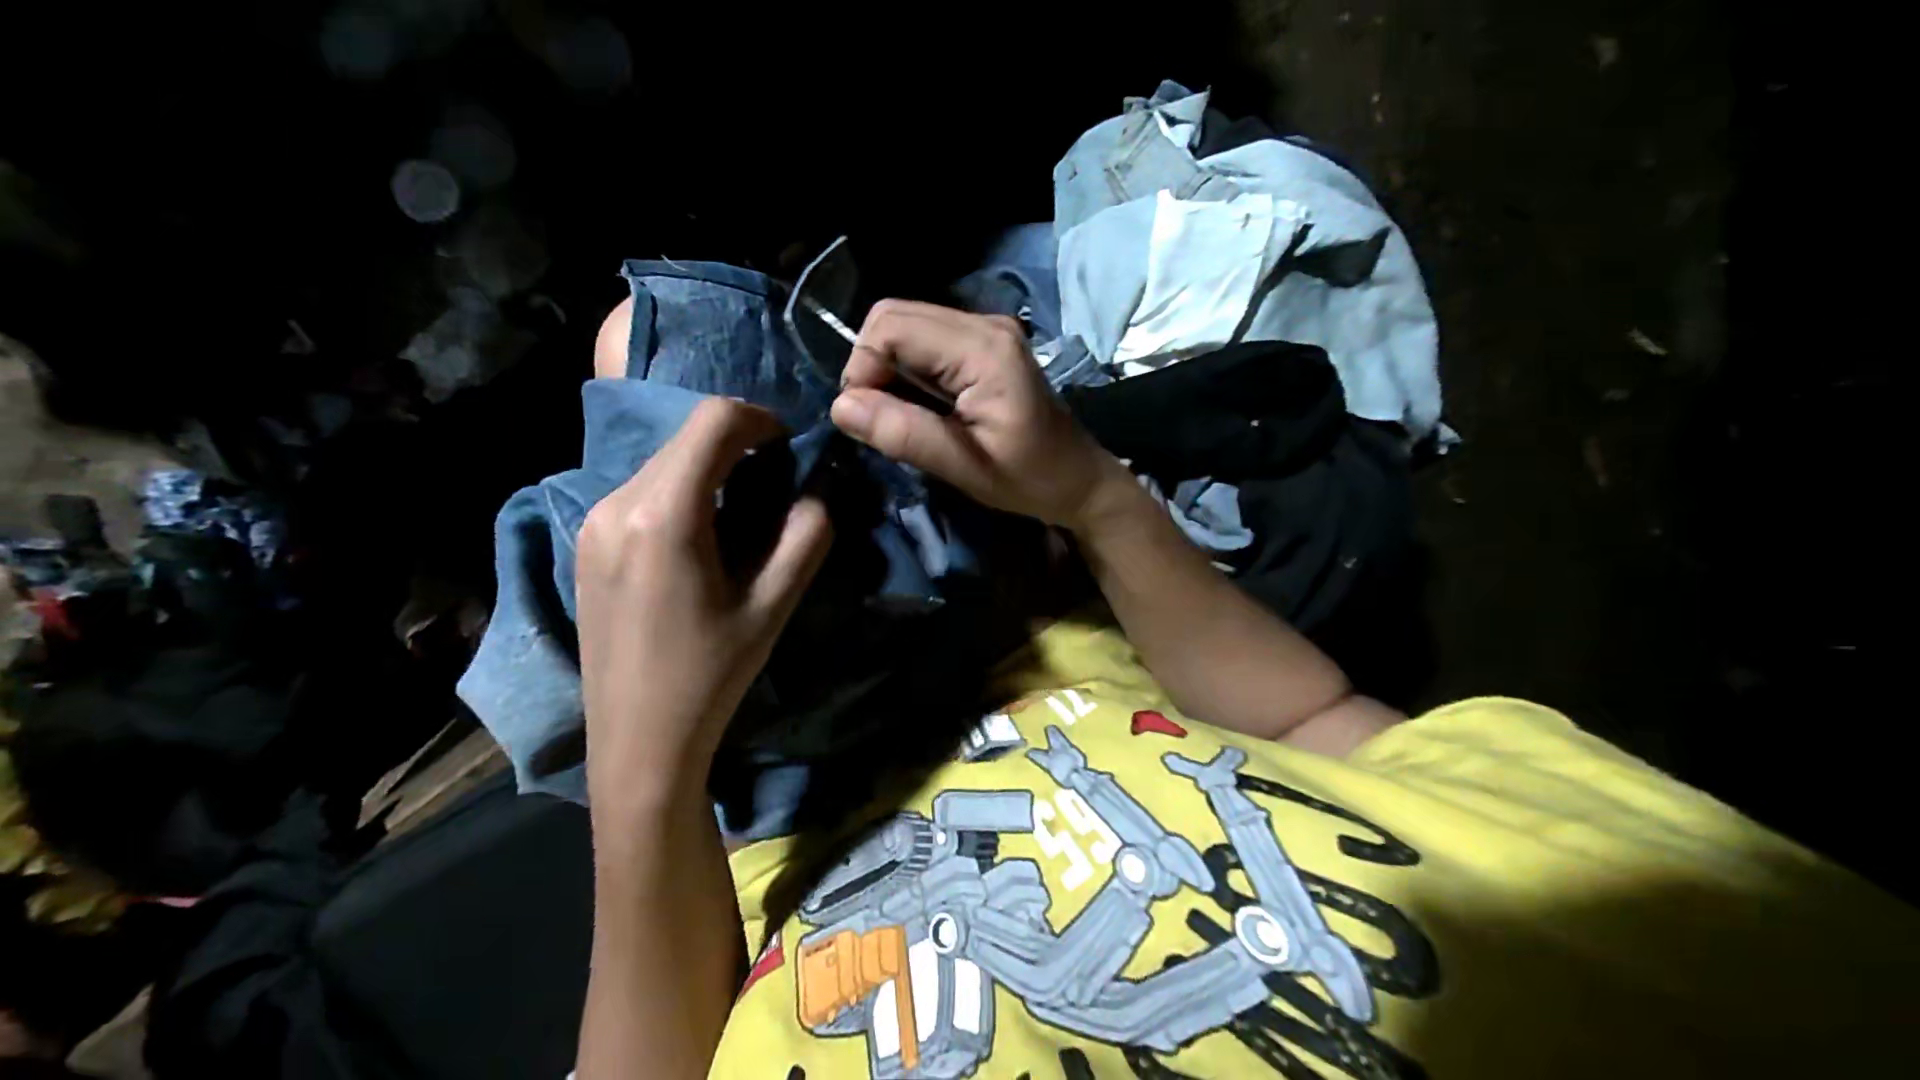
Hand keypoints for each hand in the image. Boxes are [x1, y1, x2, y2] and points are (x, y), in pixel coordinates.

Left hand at [575, 398, 832, 821]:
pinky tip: (701, 538)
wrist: (636, 741)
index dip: (762, 420)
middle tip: (776, 484)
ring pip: (663, 461)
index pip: (714, 420)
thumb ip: (807, 537)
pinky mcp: (586, 541)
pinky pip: (642, 489)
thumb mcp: (773, 607)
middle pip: (687, 436)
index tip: (790, 449)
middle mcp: (616, 502)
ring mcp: (592, 521)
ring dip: (710, 469)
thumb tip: (817, 491)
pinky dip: (682, 491)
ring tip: (742, 516)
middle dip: (739, 445)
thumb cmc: (710, 676)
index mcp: (664, 515)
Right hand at [829, 301, 1134, 529]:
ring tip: (904, 416)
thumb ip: (904, 434)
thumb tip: (841, 407)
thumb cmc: (1029, 479)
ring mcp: (986, 329)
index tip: (868, 418)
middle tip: (882, 418)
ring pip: (906, 326)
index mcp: (983, 350)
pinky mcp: (984, 342)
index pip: (891, 327)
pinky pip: (925, 340)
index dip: (863, 368)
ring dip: (888, 369)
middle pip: (894, 316)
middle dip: (871, 365)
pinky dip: (908, 370)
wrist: (1078, 479)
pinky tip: (923, 406)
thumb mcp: (965, 467)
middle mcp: (984, 324)